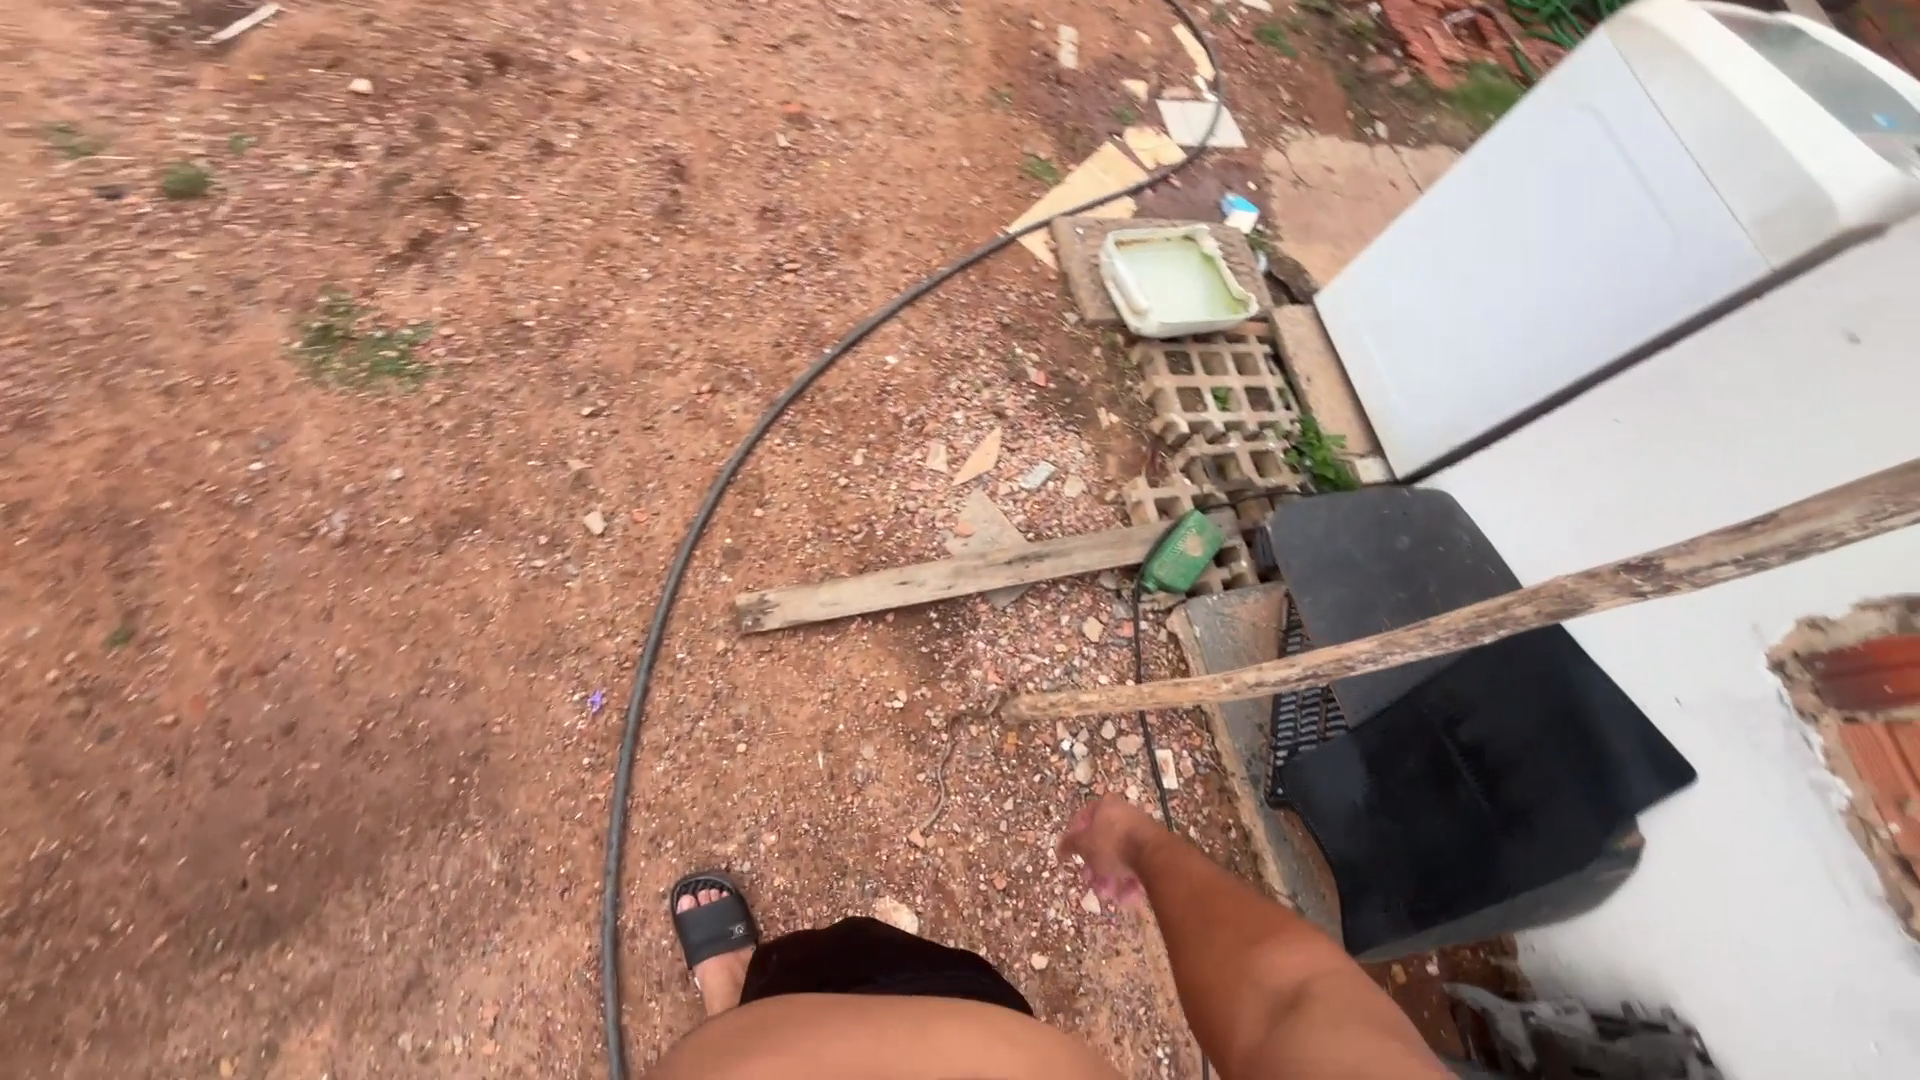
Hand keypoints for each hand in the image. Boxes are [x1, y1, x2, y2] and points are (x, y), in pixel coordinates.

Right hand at [1059, 796, 1161, 907]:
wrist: (1154, 856)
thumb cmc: (1112, 844)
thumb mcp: (1084, 844)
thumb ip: (1070, 845)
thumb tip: (1060, 848)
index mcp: (1106, 806)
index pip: (1083, 818)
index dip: (1074, 837)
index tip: (1070, 855)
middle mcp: (1124, 815)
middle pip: (1102, 843)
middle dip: (1094, 866)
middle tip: (1089, 881)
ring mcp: (1142, 833)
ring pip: (1119, 859)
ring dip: (1109, 879)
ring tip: (1108, 895)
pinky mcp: (1155, 852)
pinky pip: (1136, 867)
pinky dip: (1128, 882)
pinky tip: (1125, 897)